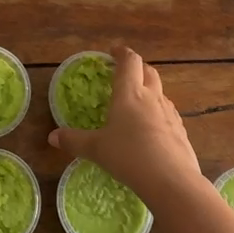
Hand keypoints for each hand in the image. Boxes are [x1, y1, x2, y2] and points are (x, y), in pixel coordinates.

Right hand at [47, 46, 202, 205]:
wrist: (172, 181)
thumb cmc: (129, 156)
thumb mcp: (96, 149)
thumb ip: (74, 140)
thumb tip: (52, 136)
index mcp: (129, 94)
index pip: (129, 61)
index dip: (121, 52)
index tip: (113, 51)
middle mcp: (152, 97)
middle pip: (148, 71)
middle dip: (137, 68)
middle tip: (125, 74)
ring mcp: (170, 114)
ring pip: (161, 92)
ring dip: (150, 90)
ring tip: (138, 102)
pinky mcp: (181, 132)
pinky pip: (169, 114)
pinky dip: (159, 113)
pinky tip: (152, 130)